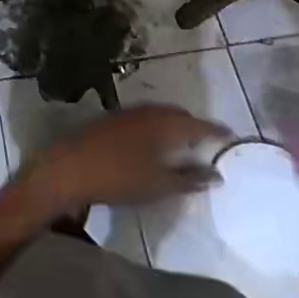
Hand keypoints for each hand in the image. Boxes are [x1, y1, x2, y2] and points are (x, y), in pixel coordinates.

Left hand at [19, 106, 231, 212]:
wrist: (69, 167)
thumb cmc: (118, 178)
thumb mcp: (159, 185)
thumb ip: (190, 179)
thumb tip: (216, 174)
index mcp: (165, 124)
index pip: (198, 124)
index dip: (215, 130)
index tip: (230, 135)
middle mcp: (148, 111)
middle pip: (178, 115)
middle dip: (194, 125)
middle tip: (205, 141)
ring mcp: (127, 113)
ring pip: (159, 114)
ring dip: (173, 125)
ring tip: (181, 142)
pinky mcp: (111, 119)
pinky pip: (143, 118)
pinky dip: (155, 126)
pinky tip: (151, 142)